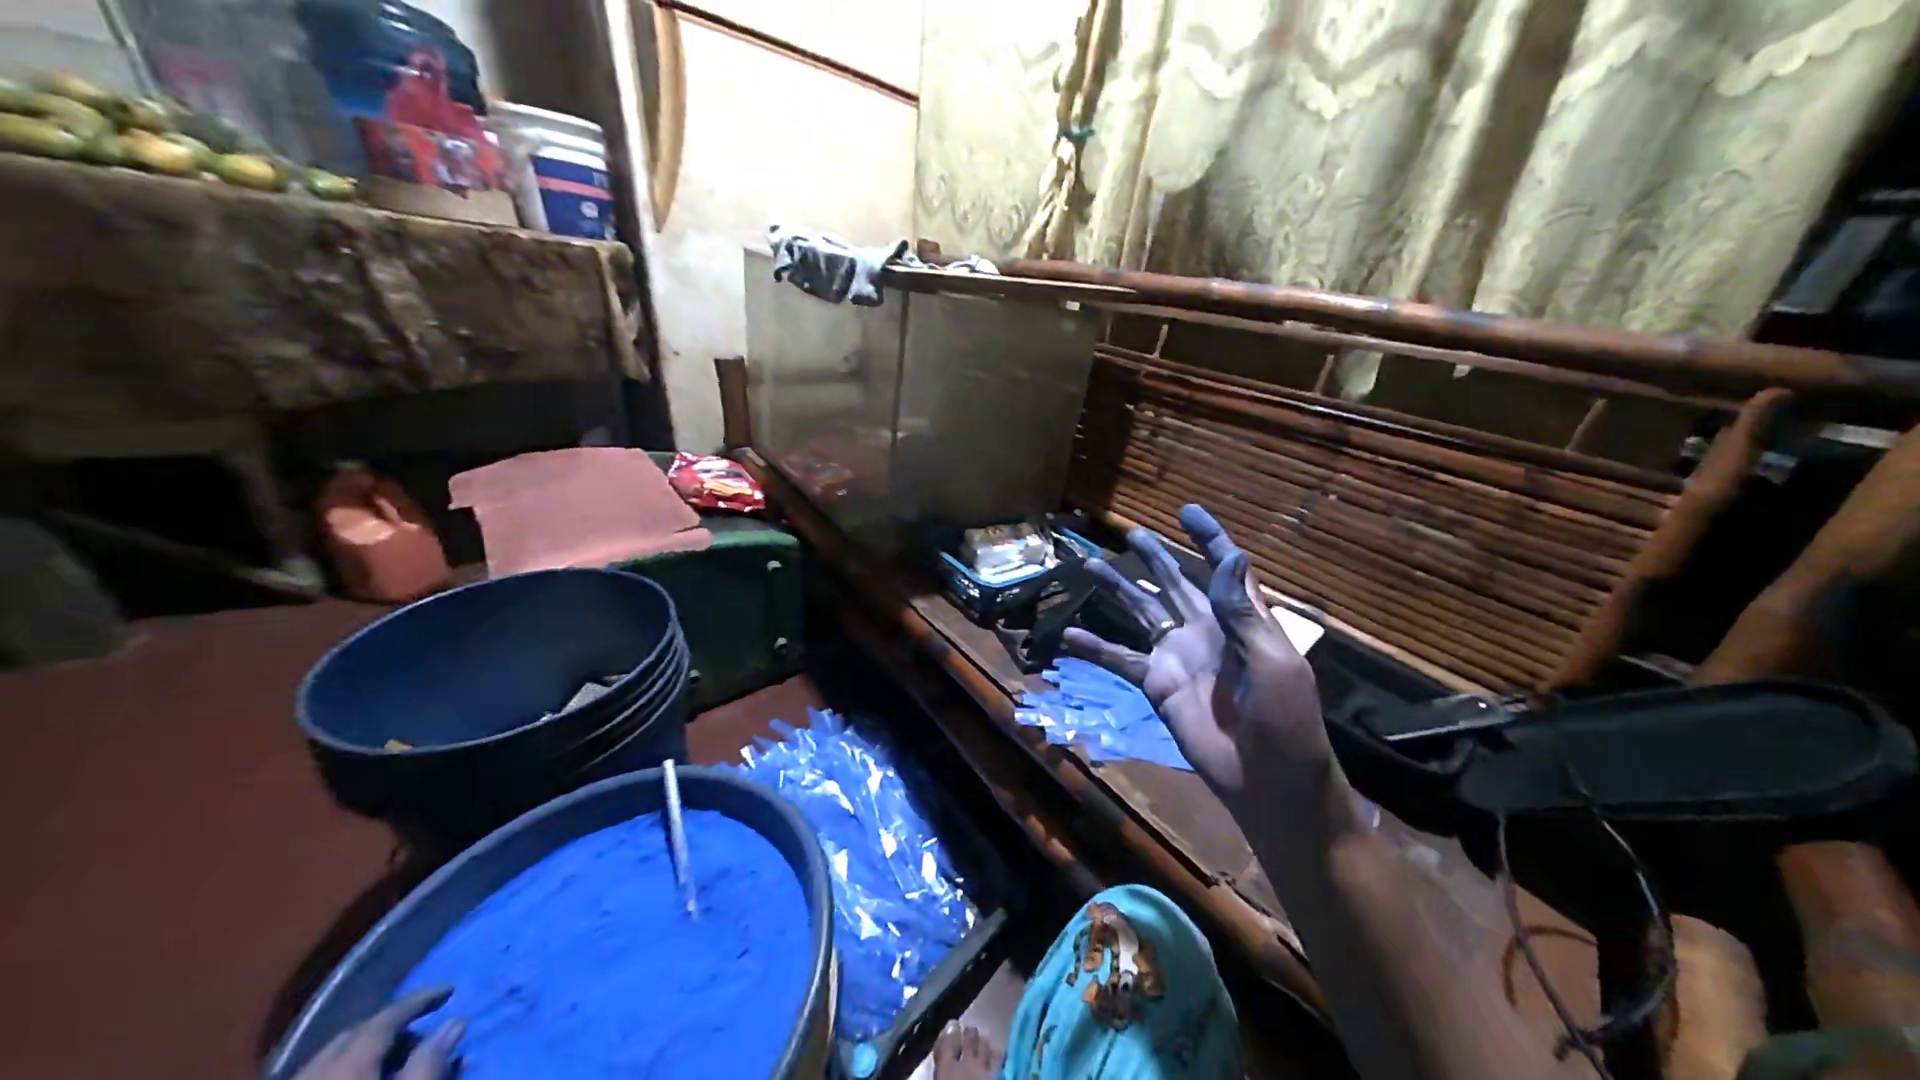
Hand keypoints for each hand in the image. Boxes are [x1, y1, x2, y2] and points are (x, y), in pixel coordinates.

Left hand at [291, 986, 463, 1079]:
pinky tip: (358, 1076)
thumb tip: (455, 1022)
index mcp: (348, 1062)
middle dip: (390, 1024)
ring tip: (392, 1057)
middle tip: (421, 1030)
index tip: (449, 990)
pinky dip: (341, 1067)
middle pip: (355, 1032)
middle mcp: (315, 1068)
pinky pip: (314, 1073)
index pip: (388, 1016)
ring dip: (365, 1046)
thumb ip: (429, 1062)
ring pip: (330, 1055)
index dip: (421, 999)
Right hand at [1062, 504, 1334, 818]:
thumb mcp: (1272, 663)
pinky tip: (1069, 635)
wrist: (1268, 779)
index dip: (1209, 538)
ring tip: (1089, 566)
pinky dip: (1095, 647)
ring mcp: (1178, 656)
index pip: (1225, 568)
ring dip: (1117, 589)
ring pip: (1141, 611)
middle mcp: (1205, 629)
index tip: (1189, 511)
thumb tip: (1232, 554)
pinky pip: (1121, 659)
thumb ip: (1242, 611)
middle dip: (1154, 556)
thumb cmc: (1285, 720)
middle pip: (1174, 582)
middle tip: (1132, 533)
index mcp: (1241, 619)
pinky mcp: (1157, 684)